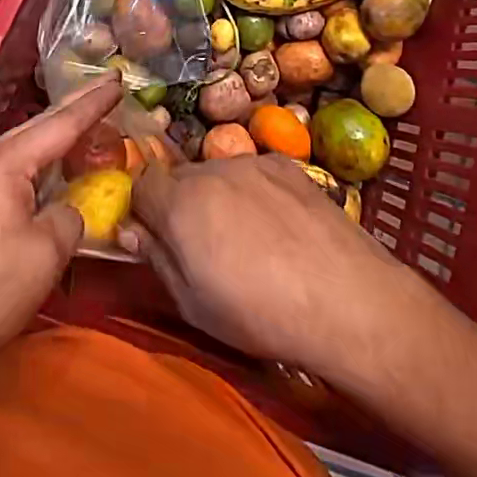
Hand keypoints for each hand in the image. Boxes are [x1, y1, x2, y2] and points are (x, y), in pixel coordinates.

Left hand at [0, 73, 121, 388]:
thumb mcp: (44, 257)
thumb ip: (67, 219)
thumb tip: (62, 210)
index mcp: (2, 162)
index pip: (61, 123)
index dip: (95, 102)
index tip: (118, 78)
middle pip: (35, 129)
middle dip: (73, 111)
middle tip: (105, 91)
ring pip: (14, 153)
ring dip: (49, 143)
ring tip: (78, 135)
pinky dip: (27, 169)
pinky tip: (36, 182)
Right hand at [125, 153, 441, 378]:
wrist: (346, 298)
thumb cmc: (260, 314)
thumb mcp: (193, 304)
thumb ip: (157, 258)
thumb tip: (130, 229)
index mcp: (181, 204)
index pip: (140, 183)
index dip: (144, 209)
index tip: (158, 236)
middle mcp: (211, 170)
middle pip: (179, 177)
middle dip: (180, 204)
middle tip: (205, 245)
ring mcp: (253, 162)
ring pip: (216, 173)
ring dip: (218, 196)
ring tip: (250, 237)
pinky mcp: (287, 164)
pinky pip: (252, 171)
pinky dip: (253, 190)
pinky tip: (278, 225)